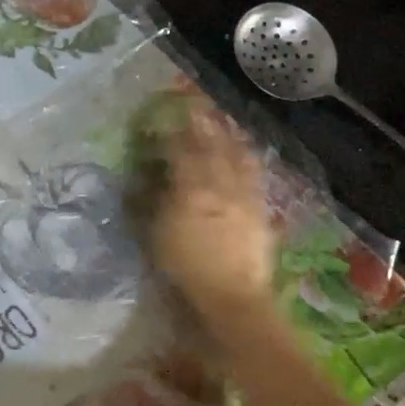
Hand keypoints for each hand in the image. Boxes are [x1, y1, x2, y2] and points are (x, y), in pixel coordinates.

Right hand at [147, 102, 274, 319]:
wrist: (232, 299)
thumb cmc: (183, 268)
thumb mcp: (155, 233)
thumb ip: (151, 200)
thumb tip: (144, 177)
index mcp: (192, 189)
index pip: (181, 150)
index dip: (173, 132)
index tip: (164, 116)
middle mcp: (221, 186)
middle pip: (214, 148)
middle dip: (205, 126)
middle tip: (198, 107)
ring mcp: (245, 199)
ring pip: (239, 159)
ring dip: (231, 138)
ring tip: (226, 123)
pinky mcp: (260, 213)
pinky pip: (254, 177)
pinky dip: (248, 161)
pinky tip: (246, 156)